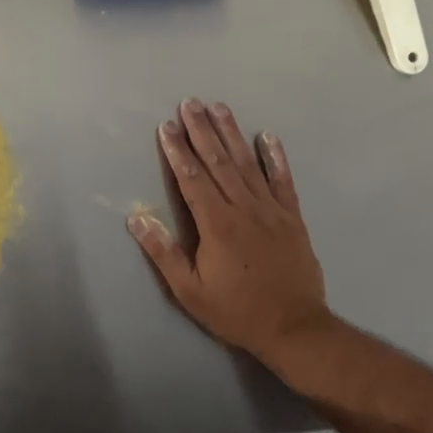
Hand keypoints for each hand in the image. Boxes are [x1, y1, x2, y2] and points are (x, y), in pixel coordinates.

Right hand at [128, 99, 334, 355]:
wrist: (296, 329)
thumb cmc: (237, 311)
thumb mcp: (190, 291)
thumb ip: (163, 253)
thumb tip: (136, 218)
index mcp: (217, 224)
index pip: (192, 178)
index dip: (177, 150)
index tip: (166, 126)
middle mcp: (244, 208)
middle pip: (219, 161)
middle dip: (202, 130)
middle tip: (190, 102)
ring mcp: (271, 210)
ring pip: (248, 163)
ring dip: (232, 133)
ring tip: (219, 107)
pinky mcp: (292, 217)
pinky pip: (283, 180)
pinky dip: (275, 157)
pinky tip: (267, 136)